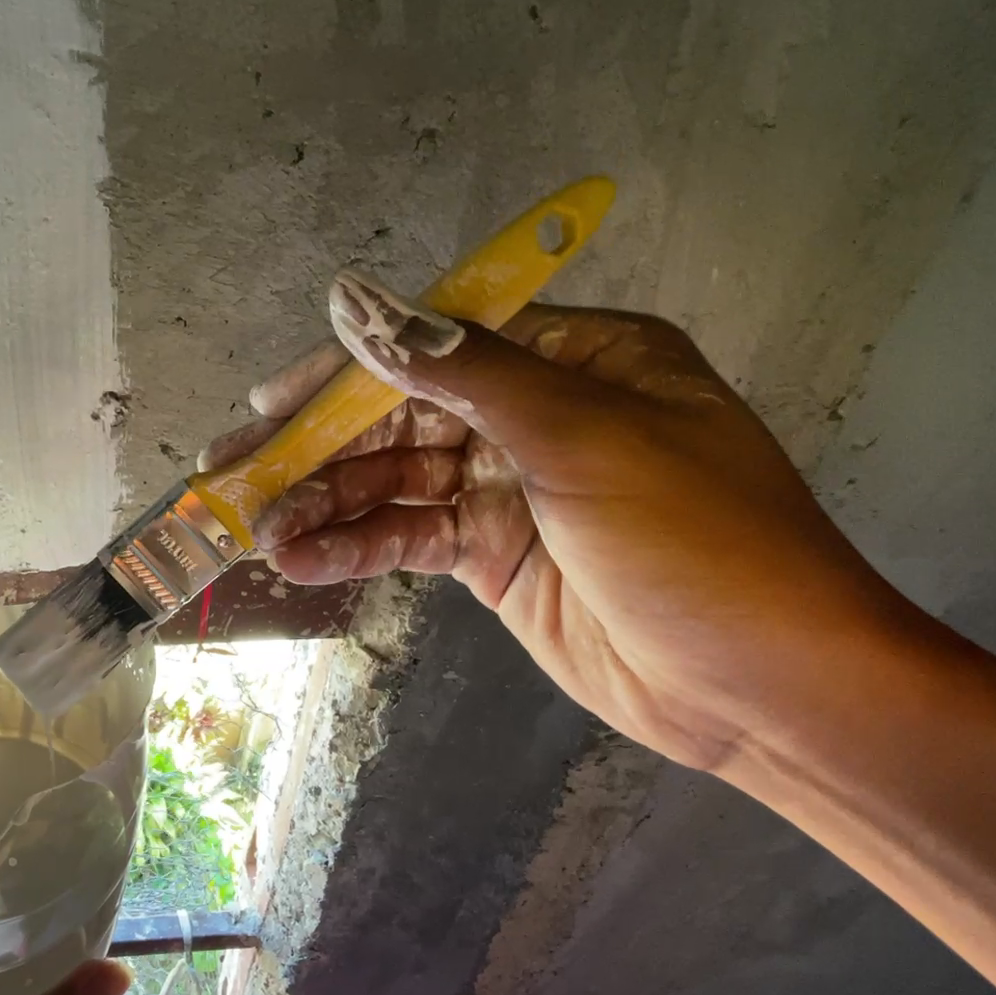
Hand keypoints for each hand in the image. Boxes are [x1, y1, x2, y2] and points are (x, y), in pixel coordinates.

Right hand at [206, 271, 910, 770]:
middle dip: (317, 450)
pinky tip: (302, 562)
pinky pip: (407, 535)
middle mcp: (531, 411)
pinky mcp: (487, 550)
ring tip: (261, 532)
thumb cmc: (697, 542)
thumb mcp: (581, 440)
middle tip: (232, 472)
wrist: (763, 692)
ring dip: (326, 506)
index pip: (434, 344)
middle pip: (398, 416)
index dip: (344, 371)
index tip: (269, 402)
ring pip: (392, 481)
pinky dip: (355, 548)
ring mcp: (504, 485)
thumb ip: (462, 370)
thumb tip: (356, 303)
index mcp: (573, 358)